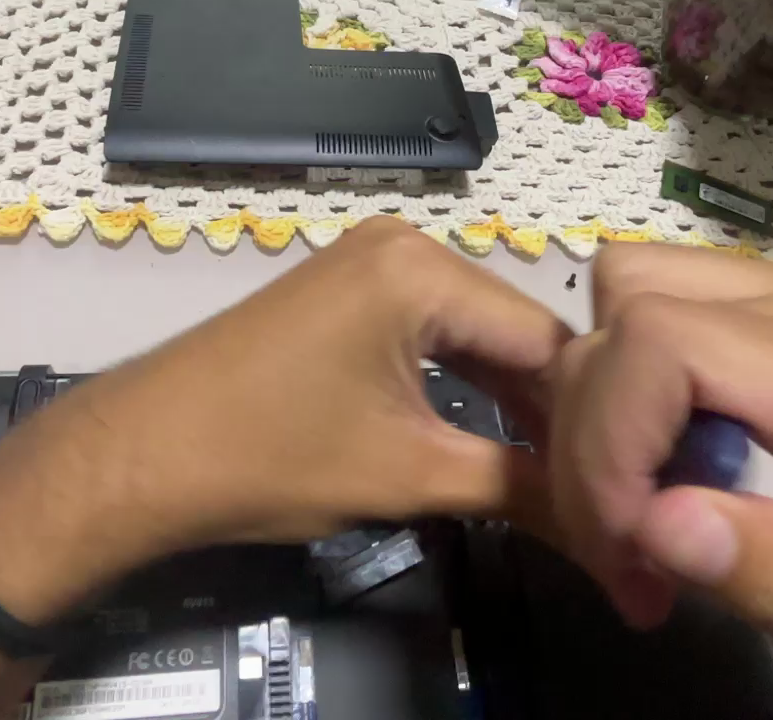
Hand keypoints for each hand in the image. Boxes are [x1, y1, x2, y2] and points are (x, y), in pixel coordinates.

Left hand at [0, 217, 570, 624]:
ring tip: (551, 467)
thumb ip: (520, 489)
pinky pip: (426, 326)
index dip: (591, 414)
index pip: (545, 337)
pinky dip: (456, 375)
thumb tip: (612, 530)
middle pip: (508, 327)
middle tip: (597, 483)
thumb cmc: (272, 454)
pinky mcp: (345, 286)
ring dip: (505, 394)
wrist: (145, 450)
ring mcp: (368, 260)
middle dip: (547, 407)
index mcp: (420, 267)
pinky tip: (487, 426)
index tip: (628, 478)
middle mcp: (402, 242)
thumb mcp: (408, 473)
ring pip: (469, 328)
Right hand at [552, 244, 772, 718]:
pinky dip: (634, 377)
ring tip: (646, 504)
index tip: (620, 545)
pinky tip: (677, 464)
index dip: (604, 433)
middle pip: (631, 301)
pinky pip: (668, 308)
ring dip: (605, 393)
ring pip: (635, 288)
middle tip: (627, 548)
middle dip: (590, 423)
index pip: (667, 341)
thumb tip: (649, 522)